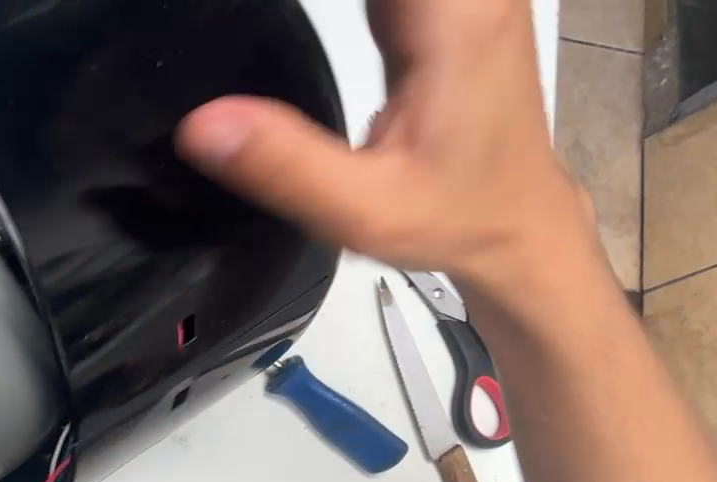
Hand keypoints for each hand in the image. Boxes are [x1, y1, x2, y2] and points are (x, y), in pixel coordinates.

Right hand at [176, 0, 588, 292]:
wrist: (515, 224)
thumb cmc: (453, 216)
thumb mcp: (358, 208)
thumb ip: (282, 165)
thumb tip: (200, 126)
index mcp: (452, 15)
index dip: (297, 4)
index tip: (250, 20)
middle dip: (301, 9)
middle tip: (247, 26)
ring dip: (316, 9)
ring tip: (257, 15)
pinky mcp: (449, 6)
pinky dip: (343, 9)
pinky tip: (299, 25)